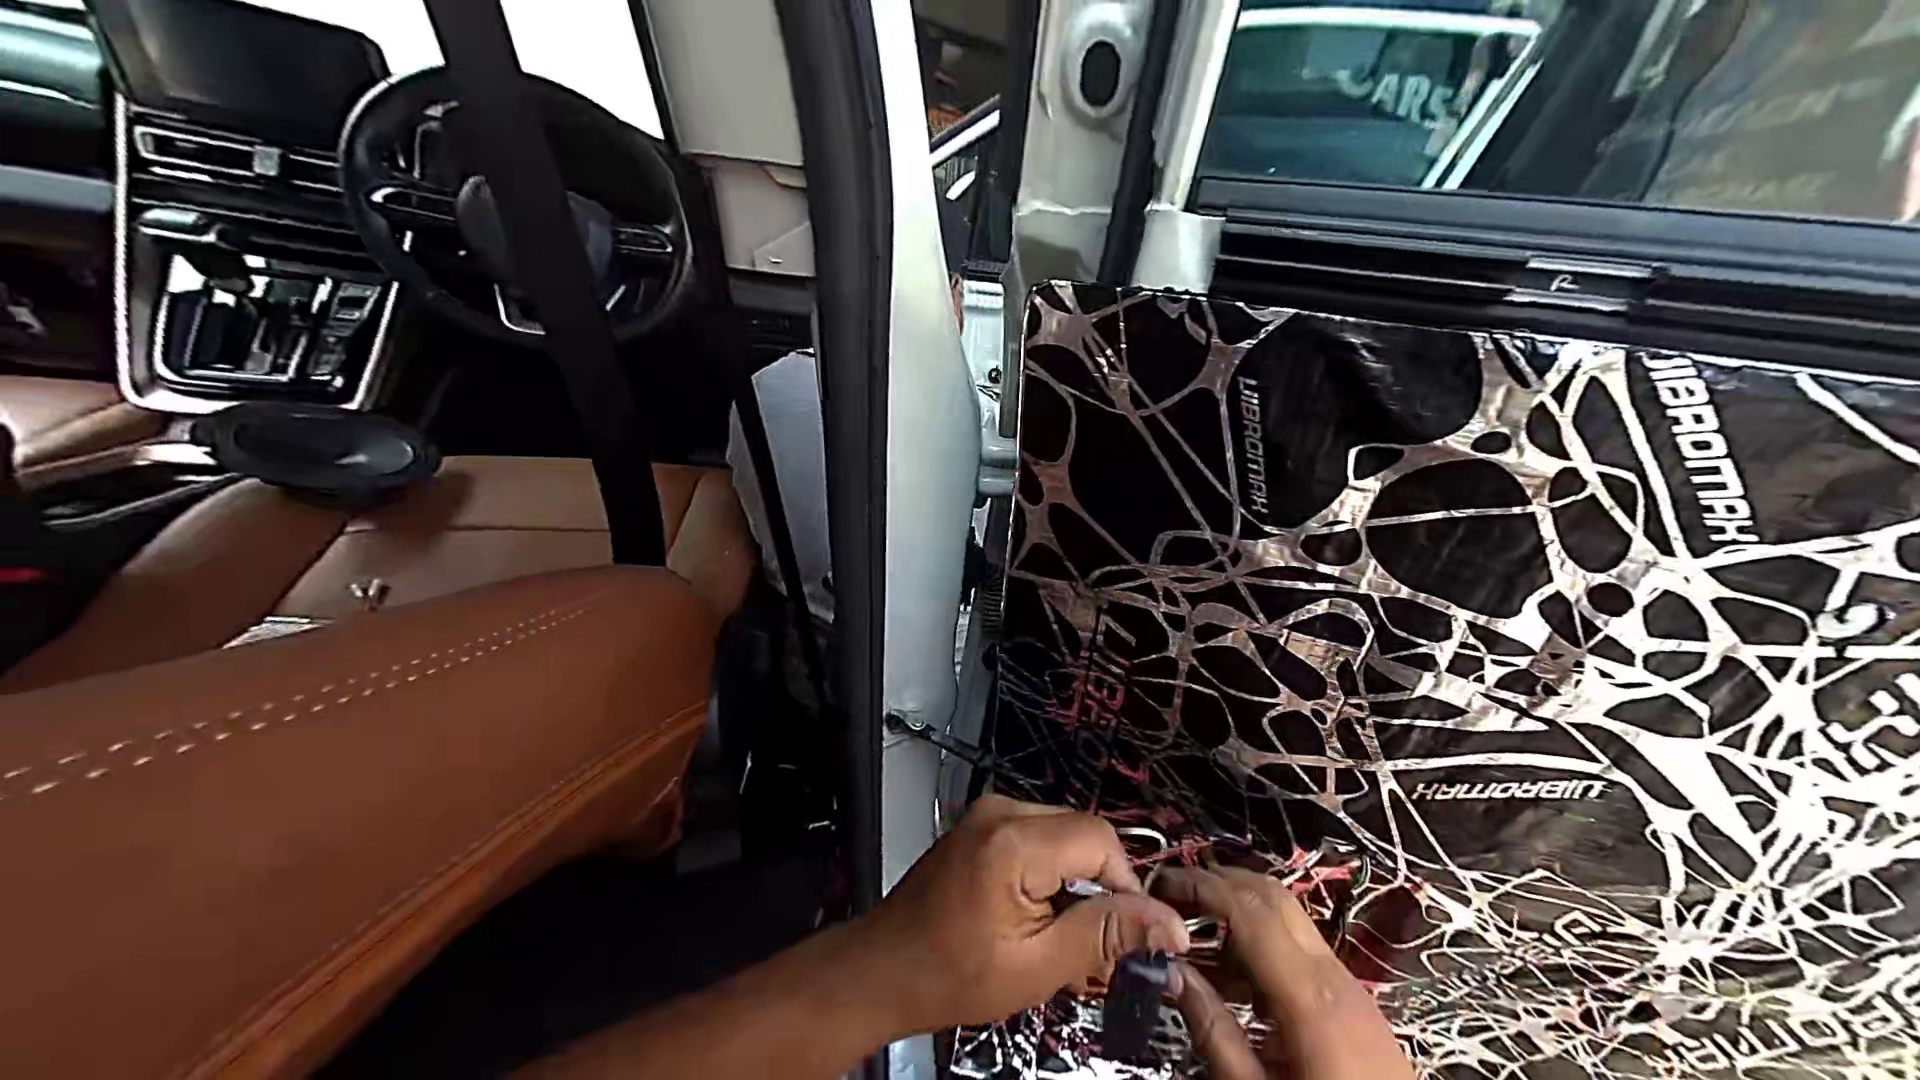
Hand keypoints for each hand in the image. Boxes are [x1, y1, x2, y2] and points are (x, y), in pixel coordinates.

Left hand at [852, 795, 1189, 1033]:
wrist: (885, 966)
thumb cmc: (951, 974)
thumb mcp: (1036, 967)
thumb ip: (1104, 936)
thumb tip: (1167, 924)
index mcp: (1012, 841)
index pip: (1100, 839)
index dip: (1125, 885)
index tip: (1127, 933)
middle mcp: (1001, 810)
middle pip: (1084, 832)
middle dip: (1100, 885)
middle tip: (1091, 941)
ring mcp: (988, 812)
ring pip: (1065, 833)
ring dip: (1077, 878)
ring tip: (1059, 930)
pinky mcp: (983, 822)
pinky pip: (1040, 833)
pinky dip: (1052, 869)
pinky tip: (1037, 910)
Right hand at [1157, 867, 1413, 1079]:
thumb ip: (1213, 1031)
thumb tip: (1172, 972)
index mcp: (1309, 997)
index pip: (1249, 908)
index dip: (1202, 885)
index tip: (1162, 883)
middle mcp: (1334, 977)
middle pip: (1272, 895)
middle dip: (1220, 881)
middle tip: (1175, 892)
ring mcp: (1351, 988)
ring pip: (1288, 918)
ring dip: (1240, 911)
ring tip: (1196, 938)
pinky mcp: (1357, 1005)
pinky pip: (1302, 949)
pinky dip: (1263, 941)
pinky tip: (1237, 977)